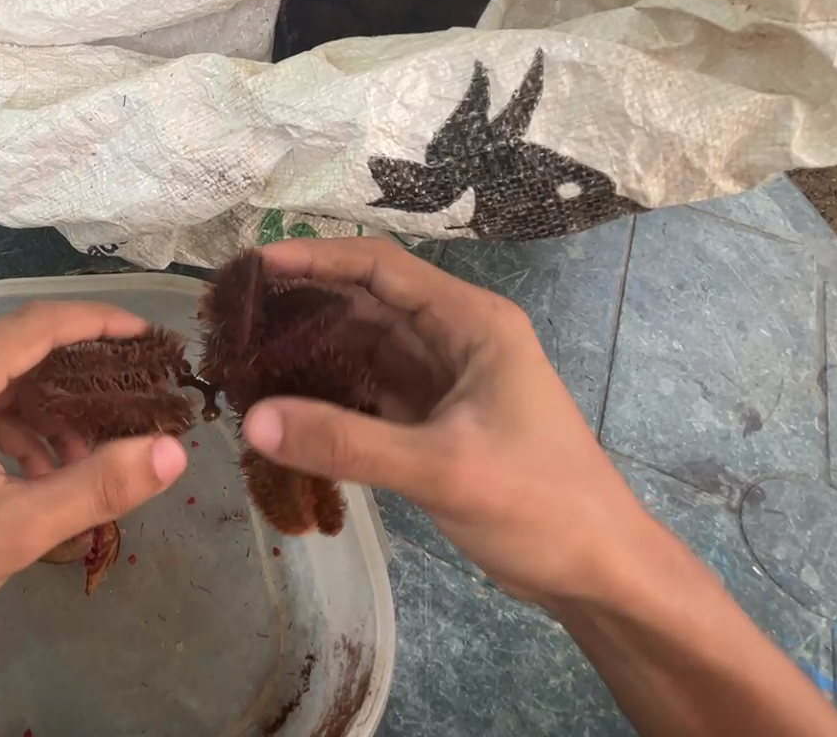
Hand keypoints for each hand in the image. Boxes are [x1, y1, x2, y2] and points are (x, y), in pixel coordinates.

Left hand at [0, 301, 189, 650]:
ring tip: (85, 458)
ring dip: (44, 412)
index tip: (144, 333)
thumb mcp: (12, 531)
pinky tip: (37, 471)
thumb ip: (96, 486)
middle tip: (130, 400)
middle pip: (18, 349)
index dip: (96, 321)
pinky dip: (9, 425)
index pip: (36, 324)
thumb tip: (171, 453)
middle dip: (77, 378)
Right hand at [239, 238, 656, 607]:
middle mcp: (449, 336)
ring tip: (243, 352)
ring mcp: (435, 375)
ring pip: (354, 342)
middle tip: (233, 314)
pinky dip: (319, 386)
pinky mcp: (423, 413)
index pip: (378, 266)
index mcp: (469, 322)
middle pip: (359, 300)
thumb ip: (345, 442)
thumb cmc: (544, 506)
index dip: (313, 257)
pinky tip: (279, 397)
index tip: (254, 266)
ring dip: (304, 346)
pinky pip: (358, 383)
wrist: (603, 578)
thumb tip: (253, 420)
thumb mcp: (443, 469)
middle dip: (298, 302)